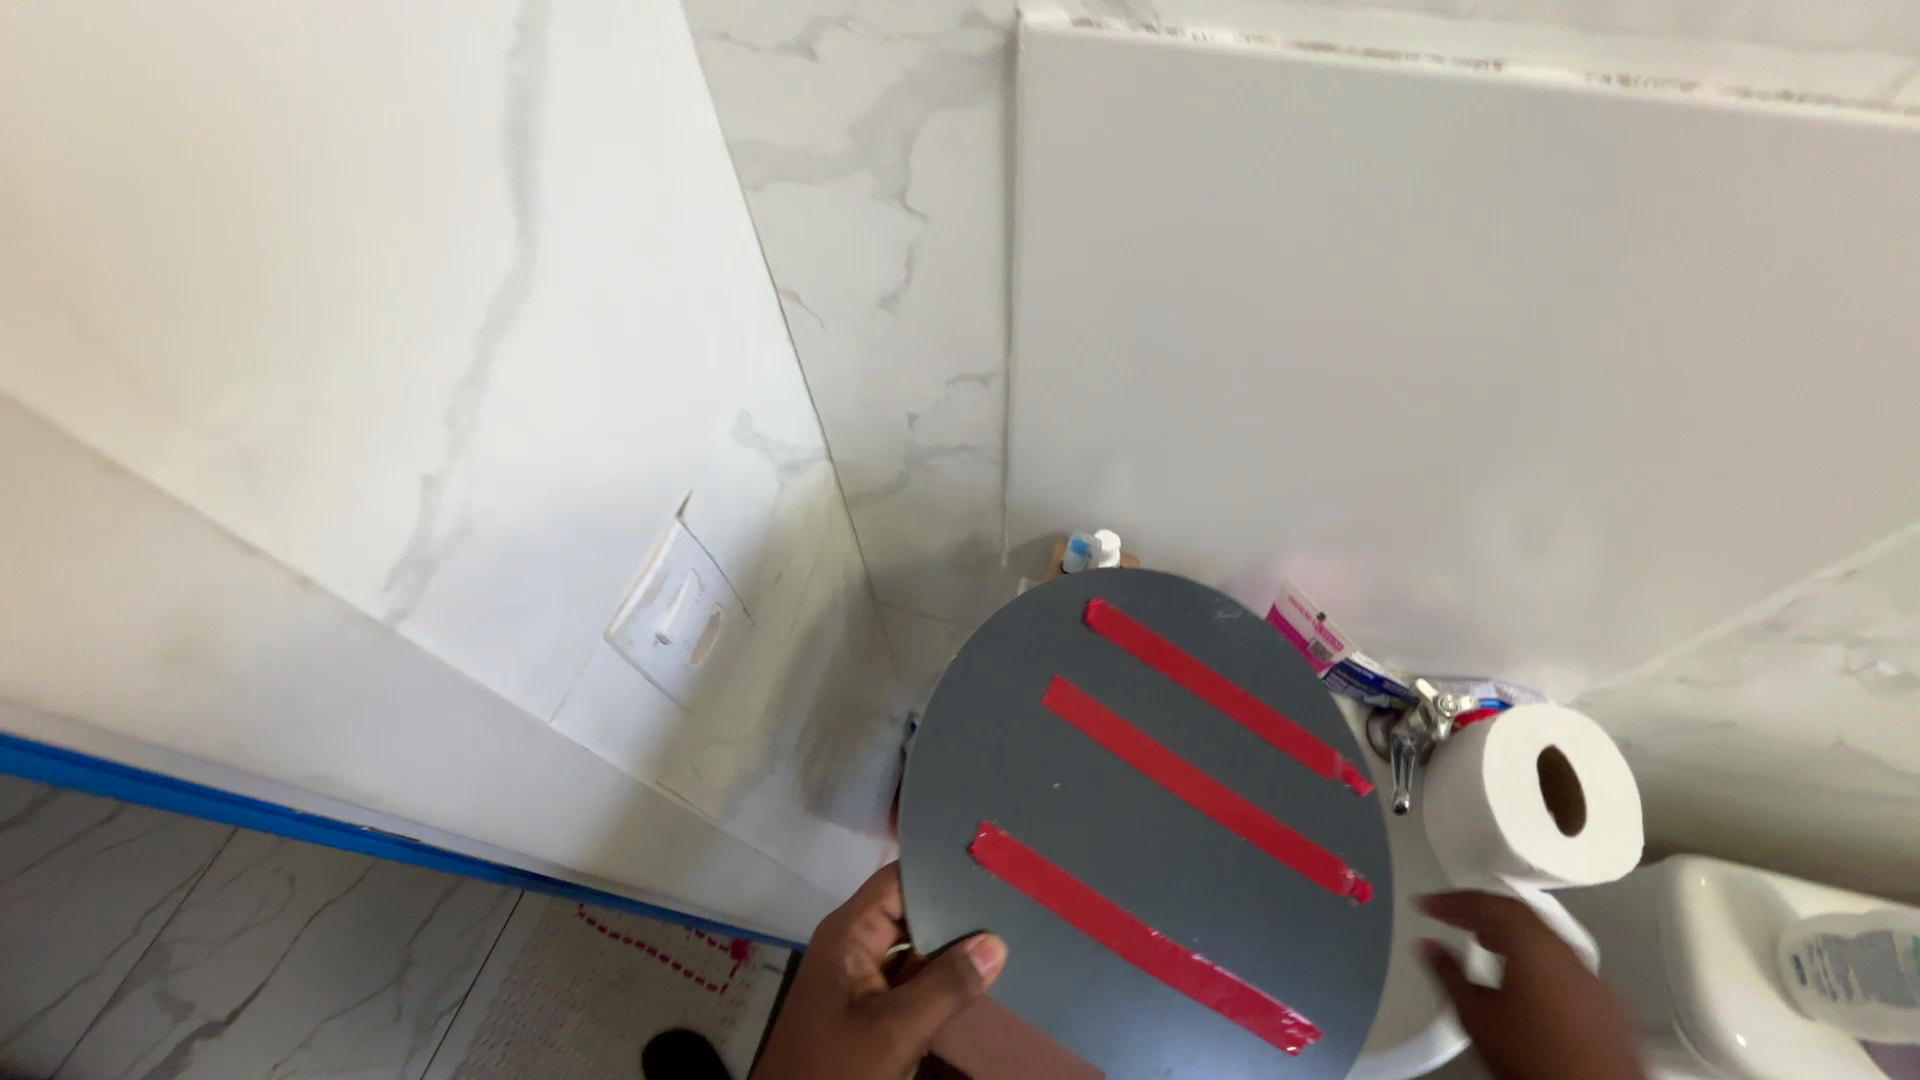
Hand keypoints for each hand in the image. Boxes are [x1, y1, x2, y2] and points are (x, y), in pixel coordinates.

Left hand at [753, 863, 1007, 1079]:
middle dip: (956, 906)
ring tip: (1009, 925)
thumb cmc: (834, 1072)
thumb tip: (996, 942)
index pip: (900, 879)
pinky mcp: (871, 1009)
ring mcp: (862, 978)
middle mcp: (855, 943)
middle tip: (1013, 896)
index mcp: (849, 932)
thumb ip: (946, 986)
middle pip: (911, 909)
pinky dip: (943, 976)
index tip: (990, 862)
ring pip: (916, 946)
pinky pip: (912, 978)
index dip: (941, 869)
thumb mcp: (894, 1031)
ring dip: (954, 943)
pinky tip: (983, 971)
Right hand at [1420, 891, 1646, 1079]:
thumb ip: (1448, 972)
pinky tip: (1519, 975)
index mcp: (1533, 947)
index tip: (1426, 904)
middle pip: (1519, 915)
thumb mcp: (1475, 1014)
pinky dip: (1532, 955)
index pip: (1489, 905)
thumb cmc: (1529, 1054)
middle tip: (1450, 913)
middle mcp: (1566, 954)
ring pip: (1542, 938)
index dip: (1453, 900)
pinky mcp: (1606, 1005)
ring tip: (1479, 938)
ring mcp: (1592, 979)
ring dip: (1507, 932)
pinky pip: (1561, 962)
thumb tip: (1427, 944)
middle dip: (1481, 910)